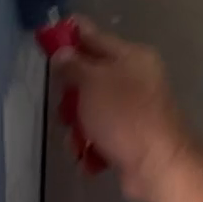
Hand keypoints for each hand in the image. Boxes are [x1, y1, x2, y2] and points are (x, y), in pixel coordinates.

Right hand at [50, 18, 193, 201]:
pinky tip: (89, 158)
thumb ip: (73, 65)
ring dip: (78, 129)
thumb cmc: (124, 116)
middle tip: (65, 107)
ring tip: (79, 142)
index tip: (45, 37)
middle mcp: (134, 81)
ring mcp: (133, 112)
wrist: (157, 166)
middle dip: (71, 97)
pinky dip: (91, 148)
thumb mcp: (92, 83)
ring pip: (90, 112)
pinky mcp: (129, 140)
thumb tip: (62, 53)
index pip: (93, 37)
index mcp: (131, 57)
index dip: (68, 35)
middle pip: (89, 79)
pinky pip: (99, 137)